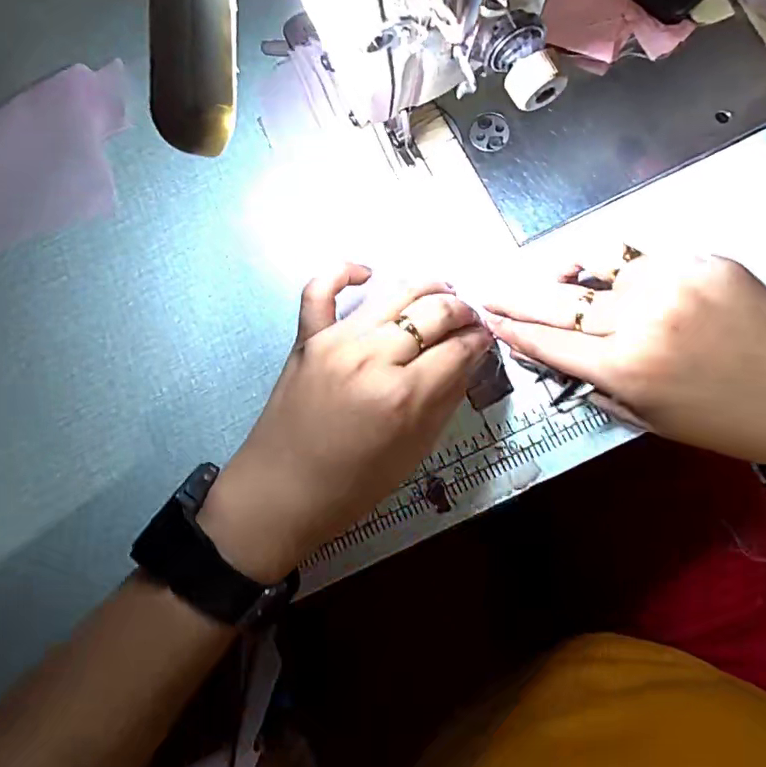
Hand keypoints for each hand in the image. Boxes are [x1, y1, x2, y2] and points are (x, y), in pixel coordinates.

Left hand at [197, 264, 491, 582]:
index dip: (479, 339)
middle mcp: (372, 358)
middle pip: (433, 312)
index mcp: (403, 395)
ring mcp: (335, 342)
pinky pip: (320, 288)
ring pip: (393, 293)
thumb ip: (447, 397)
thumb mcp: (415, 450)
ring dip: (427, 287)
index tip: (486, 338)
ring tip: (443, 293)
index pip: (457, 348)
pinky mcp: (306, 338)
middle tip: (471, 319)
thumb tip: (469, 357)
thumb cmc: (354, 485)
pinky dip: (344, 271)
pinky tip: (367, 273)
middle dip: (463, 311)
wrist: (280, 495)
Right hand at [483, 254, 765, 481]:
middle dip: (519, 295)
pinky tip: (628, 284)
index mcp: (630, 370)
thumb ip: (601, 386)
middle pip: (562, 299)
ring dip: (579, 276)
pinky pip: (649, 261)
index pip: (552, 342)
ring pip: (605, 269)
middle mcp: (645, 319)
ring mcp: (677, 280)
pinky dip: (629, 273)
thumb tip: (561, 358)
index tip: (490, 318)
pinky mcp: (706, 259)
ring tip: (562, 278)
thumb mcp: (654, 421)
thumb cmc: (731, 424)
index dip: (515, 329)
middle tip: (490, 289)